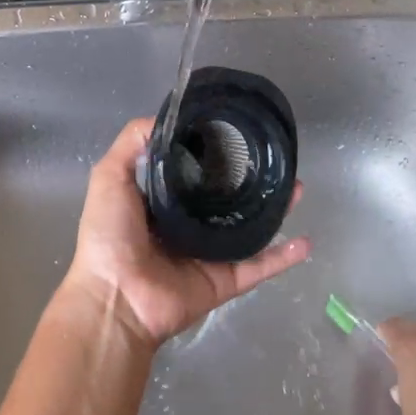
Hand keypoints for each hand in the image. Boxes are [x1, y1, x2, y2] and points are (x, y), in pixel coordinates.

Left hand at [59, 117, 311, 348]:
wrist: (117, 298)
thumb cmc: (110, 234)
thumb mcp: (110, 176)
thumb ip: (132, 144)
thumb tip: (165, 117)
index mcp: (160, 200)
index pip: (191, 169)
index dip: (209, 150)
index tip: (232, 130)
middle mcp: (186, 223)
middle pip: (225, 195)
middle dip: (248, 177)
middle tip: (271, 157)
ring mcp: (209, 253)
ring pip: (249, 226)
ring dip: (274, 208)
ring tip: (296, 185)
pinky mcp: (225, 279)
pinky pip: (259, 266)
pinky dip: (283, 256)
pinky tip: (305, 241)